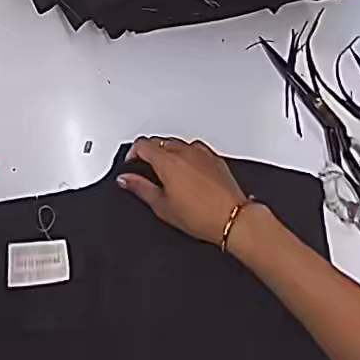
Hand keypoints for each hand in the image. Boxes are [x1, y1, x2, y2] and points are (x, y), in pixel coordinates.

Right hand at [117, 136, 248, 244]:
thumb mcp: (162, 206)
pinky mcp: (215, 158)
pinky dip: (187, 155)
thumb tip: (125, 179)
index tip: (132, 164)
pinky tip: (188, 171)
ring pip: (177, 143)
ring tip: (168, 173)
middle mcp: (185, 152)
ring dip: (169, 152)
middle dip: (149, 152)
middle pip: (159, 141)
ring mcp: (202, 153)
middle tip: (147, 170)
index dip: (133, 153)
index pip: (142, 144)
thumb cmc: (202, 216)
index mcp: (168, 161)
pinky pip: (195, 148)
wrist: (233, 218)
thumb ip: (140, 188)